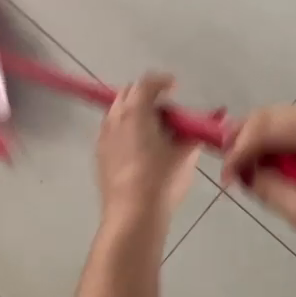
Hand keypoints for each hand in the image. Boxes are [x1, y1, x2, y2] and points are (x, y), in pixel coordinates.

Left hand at [96, 74, 200, 229]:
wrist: (132, 214)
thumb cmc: (162, 180)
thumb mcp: (185, 155)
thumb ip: (192, 134)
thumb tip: (196, 128)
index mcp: (136, 112)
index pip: (147, 83)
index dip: (163, 81)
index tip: (175, 86)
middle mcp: (115, 119)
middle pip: (128, 94)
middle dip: (147, 96)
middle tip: (166, 111)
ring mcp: (103, 137)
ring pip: (118, 113)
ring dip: (135, 114)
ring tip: (154, 131)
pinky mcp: (100, 156)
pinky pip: (113, 132)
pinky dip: (127, 131)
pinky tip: (141, 150)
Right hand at [222, 105, 295, 264]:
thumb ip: (273, 192)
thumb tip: (243, 174)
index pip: (270, 124)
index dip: (241, 148)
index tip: (224, 180)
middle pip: (277, 121)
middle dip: (249, 146)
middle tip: (230, 180)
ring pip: (288, 133)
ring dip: (266, 154)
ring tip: (249, 183)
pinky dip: (286, 162)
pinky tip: (277, 184)